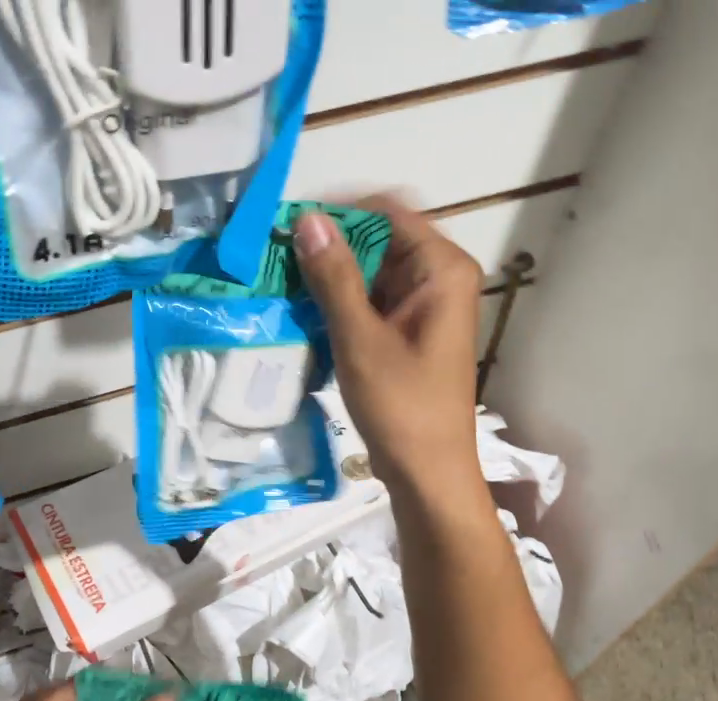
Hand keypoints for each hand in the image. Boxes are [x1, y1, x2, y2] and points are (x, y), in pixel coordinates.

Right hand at [294, 195, 487, 499]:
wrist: (427, 472)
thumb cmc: (401, 406)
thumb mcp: (360, 339)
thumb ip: (334, 277)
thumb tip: (307, 219)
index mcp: (441, 269)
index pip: (387, 212)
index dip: (338, 213)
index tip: (287, 227)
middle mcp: (438, 278)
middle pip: (378, 240)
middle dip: (328, 247)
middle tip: (275, 259)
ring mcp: (423, 307)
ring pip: (370, 272)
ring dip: (328, 278)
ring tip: (280, 286)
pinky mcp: (407, 333)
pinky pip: (369, 302)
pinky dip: (338, 304)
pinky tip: (303, 316)